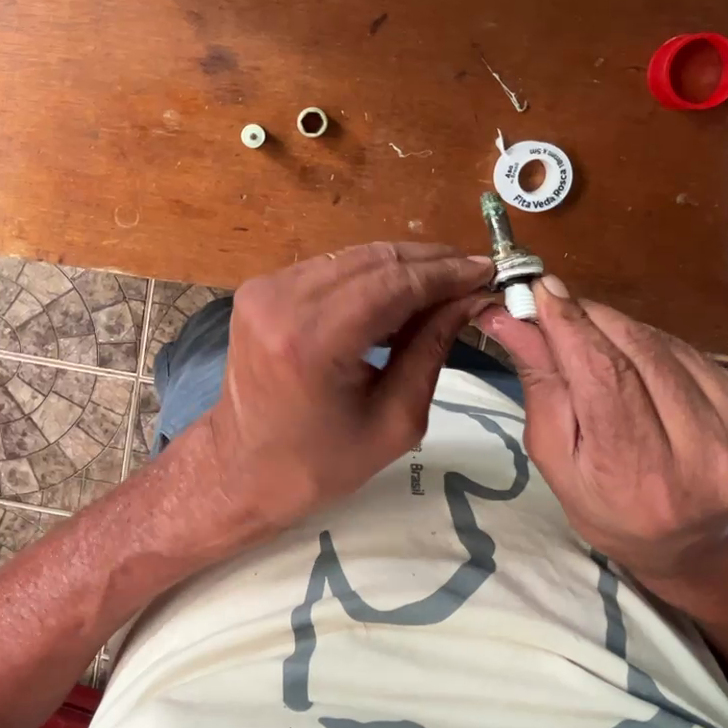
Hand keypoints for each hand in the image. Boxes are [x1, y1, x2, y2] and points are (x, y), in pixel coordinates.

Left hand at [199, 242, 494, 534]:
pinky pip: (326, 269)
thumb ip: (432, 349)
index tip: (487, 269)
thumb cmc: (321, 463)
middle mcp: (281, 302)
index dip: (444, 273)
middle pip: (371, 260)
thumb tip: (470, 298)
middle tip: (472, 272)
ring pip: (350, 257)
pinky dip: (365, 276)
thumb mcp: (395, 420)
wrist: (241, 470)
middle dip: (427, 263)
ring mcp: (263, 291)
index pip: (392, 284)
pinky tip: (396, 293)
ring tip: (442, 283)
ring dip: (399, 266)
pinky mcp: (257, 290)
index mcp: (312, 341)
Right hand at [478, 276, 727, 585]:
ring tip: (592, 339)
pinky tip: (638, 363)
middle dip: (590, 318)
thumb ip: (539, 384)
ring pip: (665, 345)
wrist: (701, 547)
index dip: (570, 325)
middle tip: (554, 302)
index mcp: (640, 476)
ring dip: (620, 329)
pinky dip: (655, 345)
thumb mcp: (556, 457)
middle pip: (637, 351)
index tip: (540, 290)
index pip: (603, 376)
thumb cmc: (609, 509)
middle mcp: (703, 454)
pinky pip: (692, 353)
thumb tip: (505, 318)